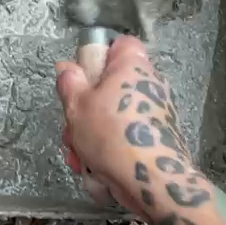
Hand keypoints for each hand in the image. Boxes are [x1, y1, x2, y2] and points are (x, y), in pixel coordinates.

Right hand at [54, 36, 194, 212]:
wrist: (150, 181)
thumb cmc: (110, 134)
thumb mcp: (77, 105)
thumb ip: (69, 82)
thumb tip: (68, 67)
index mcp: (133, 68)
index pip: (121, 44)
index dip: (99, 54)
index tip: (82, 76)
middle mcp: (150, 86)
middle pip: (110, 86)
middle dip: (85, 108)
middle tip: (72, 126)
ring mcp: (156, 115)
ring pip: (113, 116)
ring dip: (91, 135)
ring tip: (80, 156)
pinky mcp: (157, 140)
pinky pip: (124, 137)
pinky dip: (108, 151)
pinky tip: (94, 170)